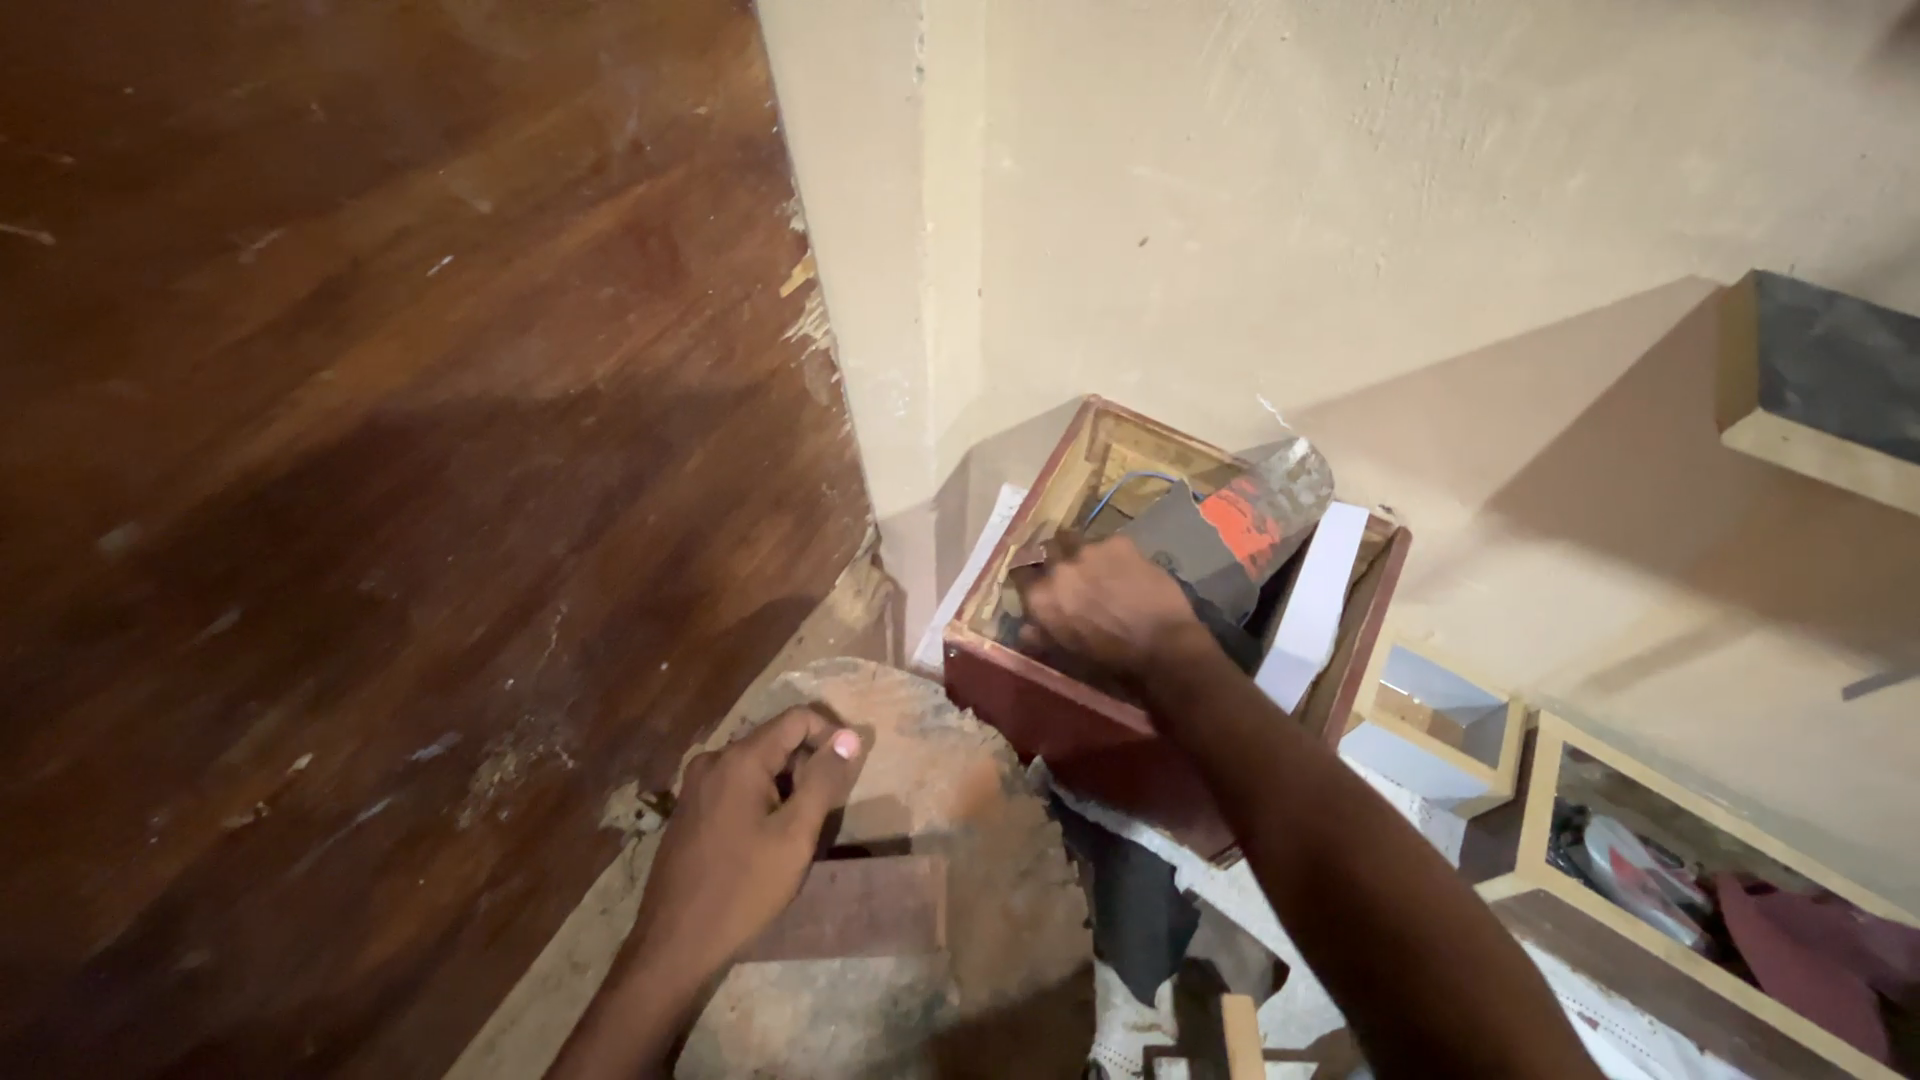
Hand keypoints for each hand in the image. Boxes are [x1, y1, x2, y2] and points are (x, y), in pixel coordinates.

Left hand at [626, 707, 863, 978]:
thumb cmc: (744, 888)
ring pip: (757, 763)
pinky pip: (736, 784)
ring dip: (786, 783)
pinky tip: (765, 837)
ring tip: (797, 829)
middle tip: (823, 810)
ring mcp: (696, 784)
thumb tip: (850, 736)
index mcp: (739, 759)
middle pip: (775, 739)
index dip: (830, 735)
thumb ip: (824, 779)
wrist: (675, 943)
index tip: (846, 771)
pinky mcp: (689, 808)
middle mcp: (713, 760)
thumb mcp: (796, 835)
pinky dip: (761, 796)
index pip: (796, 718)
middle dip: (807, 763)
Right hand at [1019, 534, 1203, 673]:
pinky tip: (1128, 569)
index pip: (1019, 573)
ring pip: (1074, 539)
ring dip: (1080, 550)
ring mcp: (1088, 551)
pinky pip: (1108, 542)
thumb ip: (1042, 635)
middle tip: (1072, 572)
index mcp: (1039, 598)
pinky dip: (1113, 554)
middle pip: (1046, 550)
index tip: (1039, 579)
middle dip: (1055, 558)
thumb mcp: (1068, 653)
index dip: (1029, 575)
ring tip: (1098, 565)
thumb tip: (1025, 628)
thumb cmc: (1111, 660)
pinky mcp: (1118, 542)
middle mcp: (1057, 568)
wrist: (1161, 645)